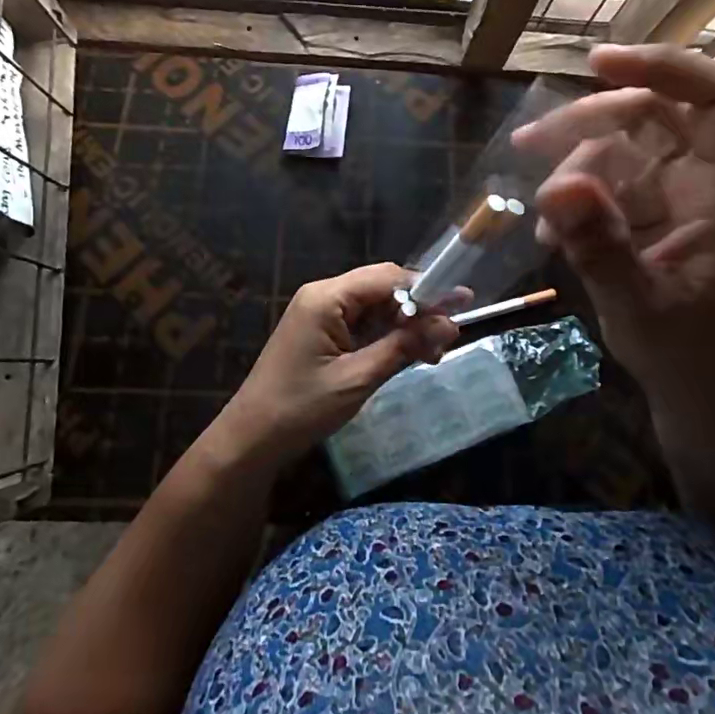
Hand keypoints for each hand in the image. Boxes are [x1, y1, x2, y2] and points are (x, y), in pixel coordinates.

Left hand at [208, 262, 456, 467]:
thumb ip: (404, 347)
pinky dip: (387, 336)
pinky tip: (411, 354)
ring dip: (406, 325)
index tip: (460, 307)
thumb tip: (449, 325)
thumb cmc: (302, 406)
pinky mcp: (322, 332)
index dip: (425, 289)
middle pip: (382, 288)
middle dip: (418, 309)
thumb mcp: (359, 377)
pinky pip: (362, 324)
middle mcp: (323, 295)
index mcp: (326, 297)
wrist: (254, 436)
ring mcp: (321, 314)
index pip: (387, 277)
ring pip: (376, 307)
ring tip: (436, 352)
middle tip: (451, 335)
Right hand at [510, 44, 714, 398]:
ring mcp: (675, 191)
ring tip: (542, 217)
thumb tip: (556, 186)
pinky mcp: (647, 206)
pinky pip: (603, 176)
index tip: (599, 64)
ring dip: (569, 163)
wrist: (694, 381)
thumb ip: (600, 249)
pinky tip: (550, 234)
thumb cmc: (683, 350)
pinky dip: (570, 196)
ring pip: (620, 141)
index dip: (670, 67)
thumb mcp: (637, 306)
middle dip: (588, 120)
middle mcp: (705, 180)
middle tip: (528, 143)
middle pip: (655, 111)